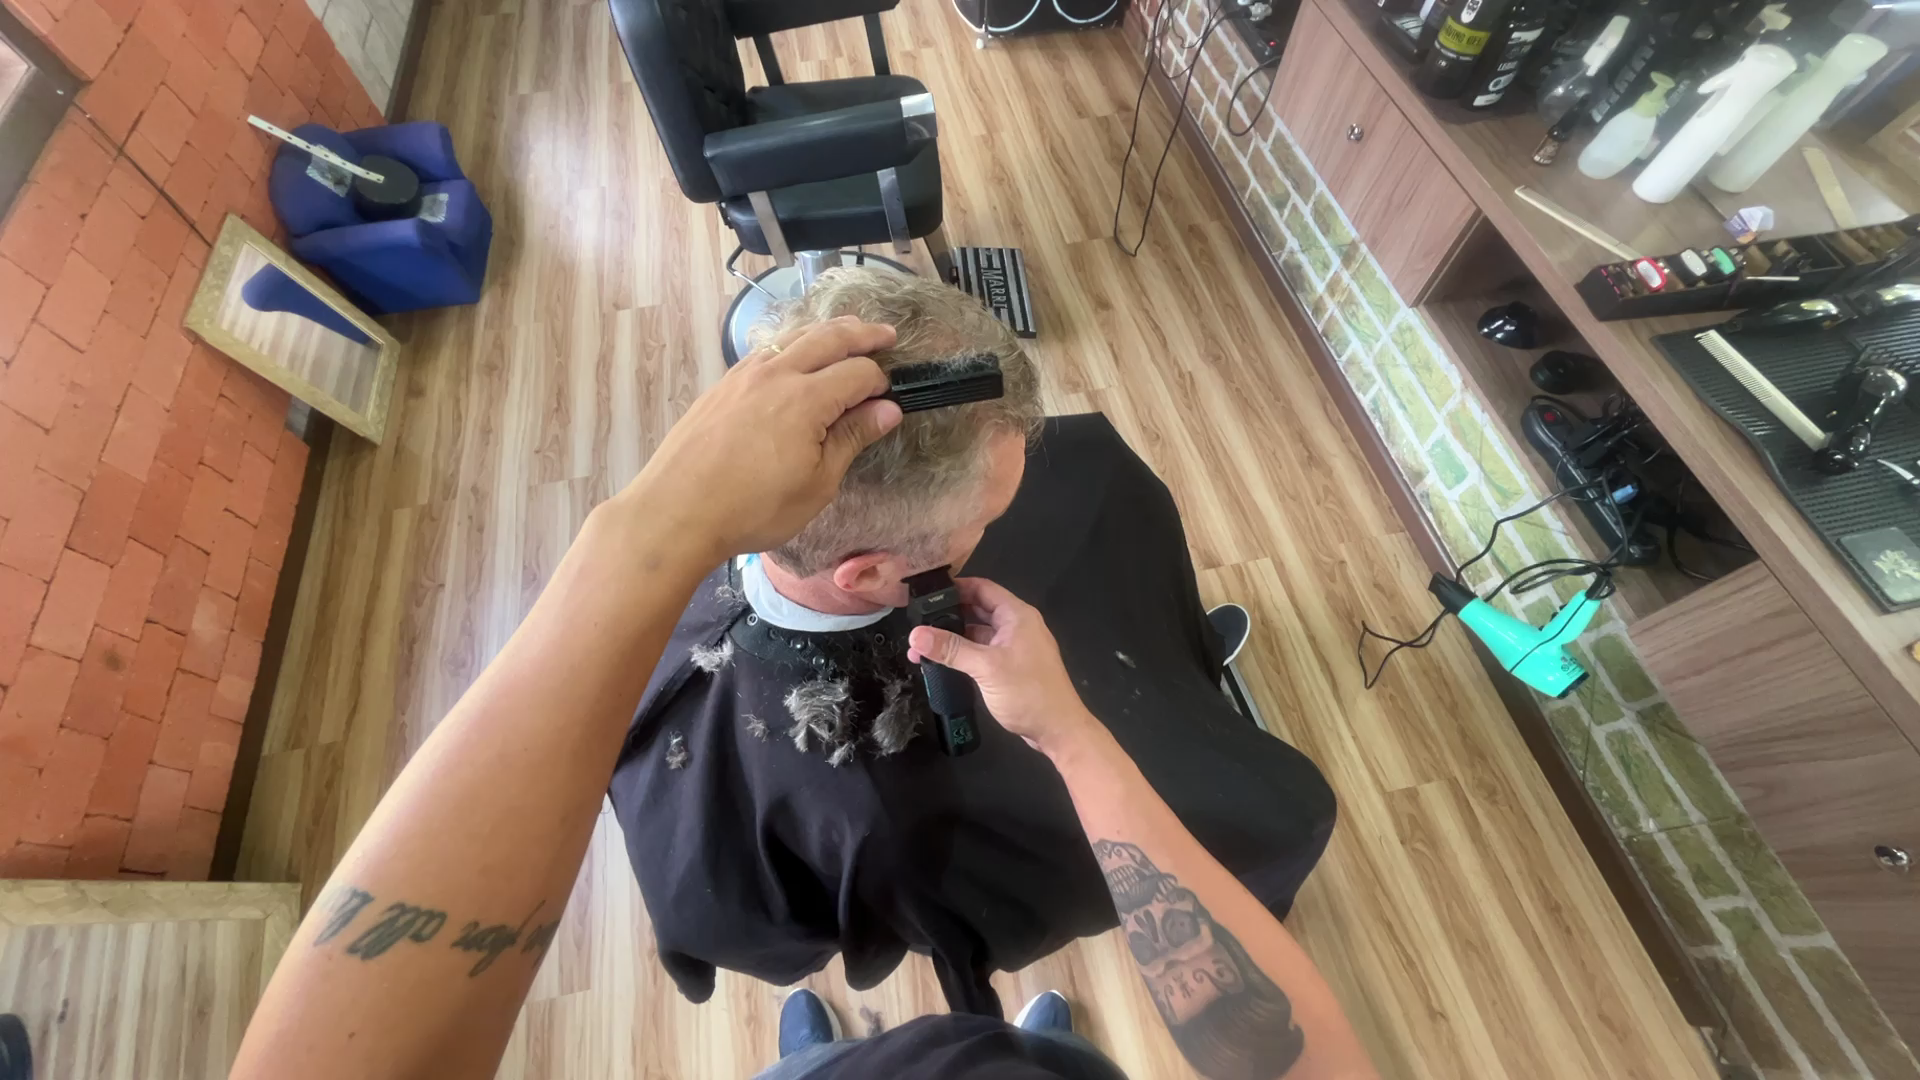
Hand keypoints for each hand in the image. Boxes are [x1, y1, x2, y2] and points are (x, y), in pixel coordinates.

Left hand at [623, 318, 903, 562]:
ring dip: (826, 330)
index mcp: (806, 400)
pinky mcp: (723, 385)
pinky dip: (792, 342)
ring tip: (848, 331)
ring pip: (793, 336)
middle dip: (862, 333)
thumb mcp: (817, 484)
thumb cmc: (754, 508)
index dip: (881, 382)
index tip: (891, 399)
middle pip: (828, 338)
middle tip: (888, 333)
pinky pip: (766, 349)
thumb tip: (887, 410)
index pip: (858, 373)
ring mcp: (745, 375)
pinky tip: (795, 354)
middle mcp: (776, 374)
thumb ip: (851, 439)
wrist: (677, 512)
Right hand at [907, 577, 1097, 753]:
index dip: (955, 586)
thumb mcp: (986, 667)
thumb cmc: (1029, 692)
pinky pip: (981, 652)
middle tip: (917, 619)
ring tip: (921, 645)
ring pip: (977, 633)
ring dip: (952, 638)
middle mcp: (1016, 626)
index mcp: (1017, 615)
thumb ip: (950, 649)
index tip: (926, 591)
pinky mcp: (1009, 667)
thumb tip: (915, 634)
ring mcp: (1013, 647)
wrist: (1058, 730)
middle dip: (948, 614)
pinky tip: (940, 661)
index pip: (982, 588)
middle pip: (978, 609)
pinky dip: (962, 654)